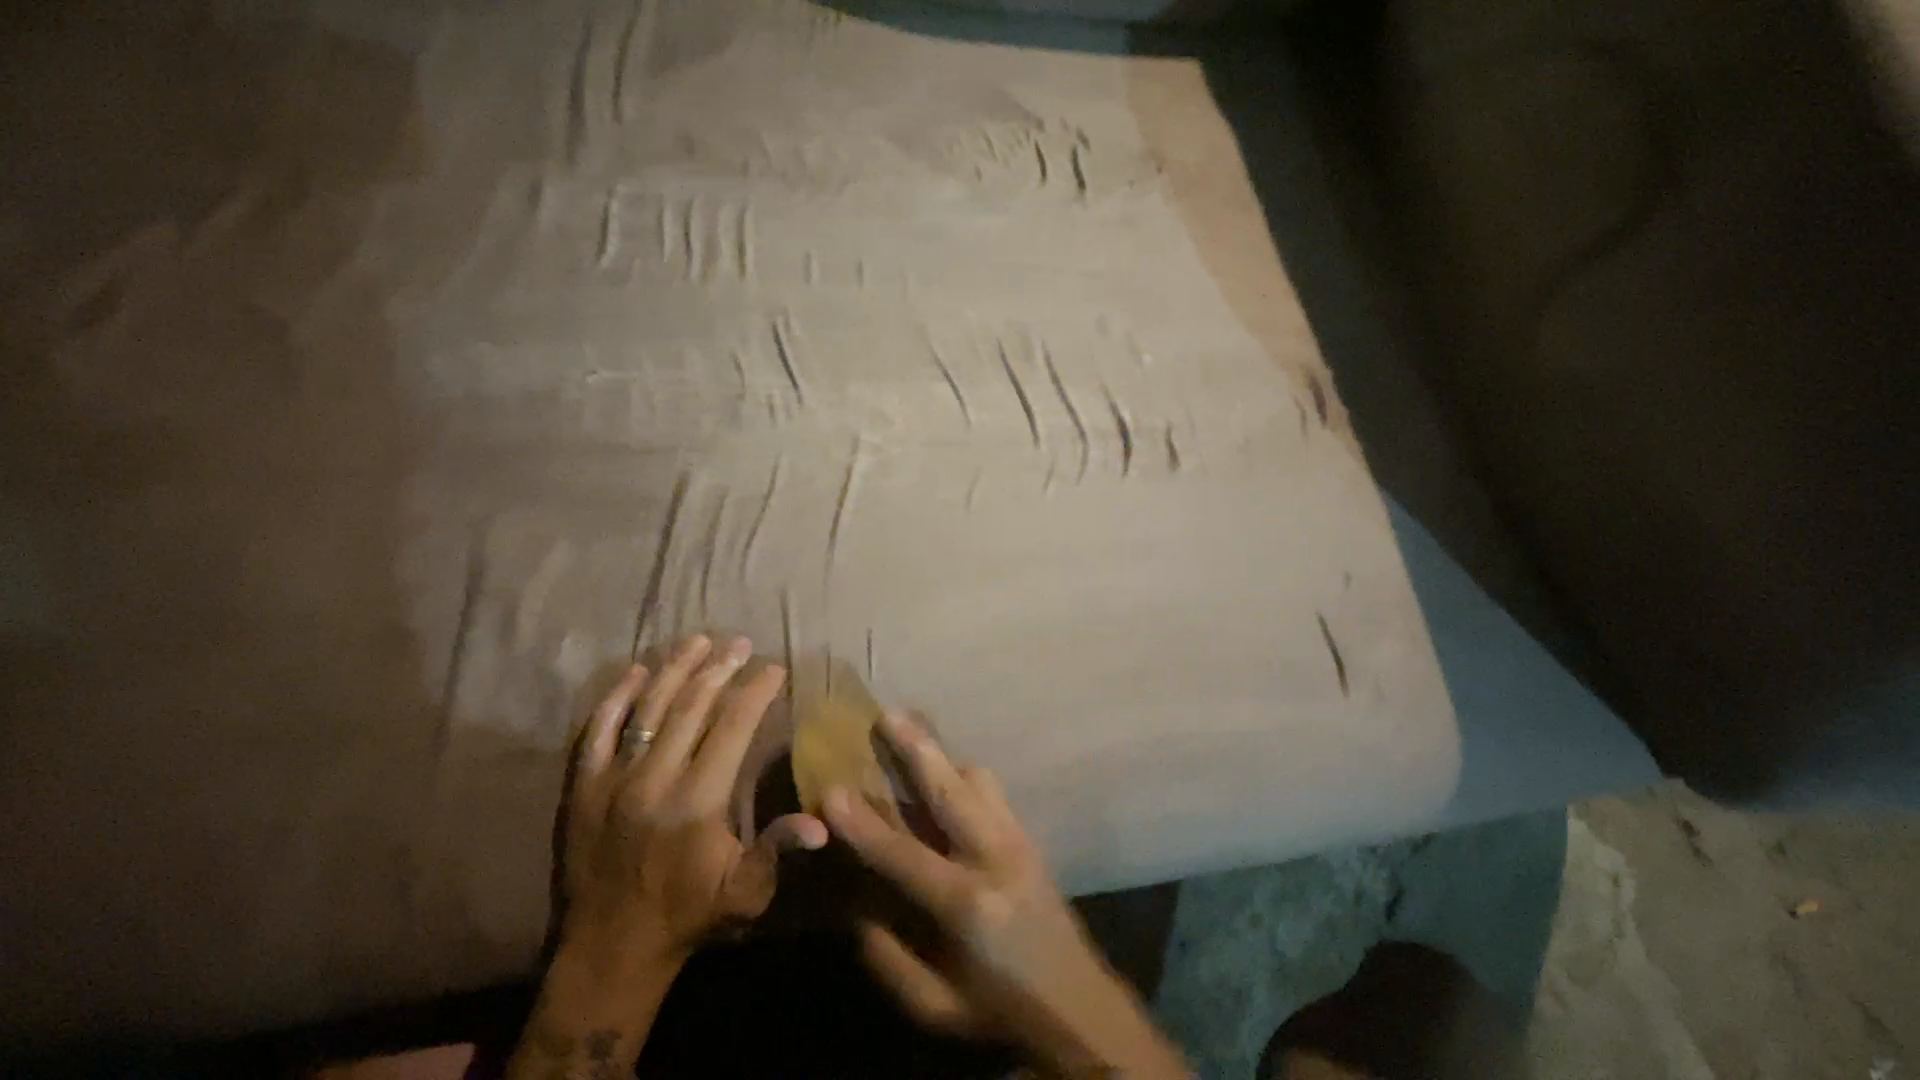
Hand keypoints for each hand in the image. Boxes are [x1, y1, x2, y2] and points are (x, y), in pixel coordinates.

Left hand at [506, 635, 828, 1079]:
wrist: (608, 950)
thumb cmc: (688, 916)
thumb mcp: (744, 893)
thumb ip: (779, 850)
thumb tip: (824, 821)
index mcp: (697, 801)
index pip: (731, 728)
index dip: (755, 693)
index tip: (774, 669)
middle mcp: (654, 779)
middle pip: (690, 707)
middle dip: (719, 670)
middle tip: (740, 643)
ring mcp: (612, 780)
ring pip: (646, 709)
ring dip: (674, 670)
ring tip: (697, 640)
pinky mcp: (582, 787)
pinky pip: (596, 730)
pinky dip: (616, 698)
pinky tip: (636, 672)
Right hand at [824, 711, 1189, 1078]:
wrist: (1077, 1004)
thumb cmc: (998, 1007)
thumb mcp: (933, 1004)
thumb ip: (887, 956)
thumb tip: (854, 903)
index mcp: (968, 905)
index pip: (903, 854)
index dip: (863, 824)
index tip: (831, 791)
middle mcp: (997, 860)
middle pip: (952, 791)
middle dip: (916, 749)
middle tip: (885, 713)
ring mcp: (1020, 842)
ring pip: (980, 780)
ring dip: (942, 754)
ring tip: (911, 732)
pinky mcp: (1032, 838)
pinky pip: (994, 792)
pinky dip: (964, 774)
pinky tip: (945, 772)